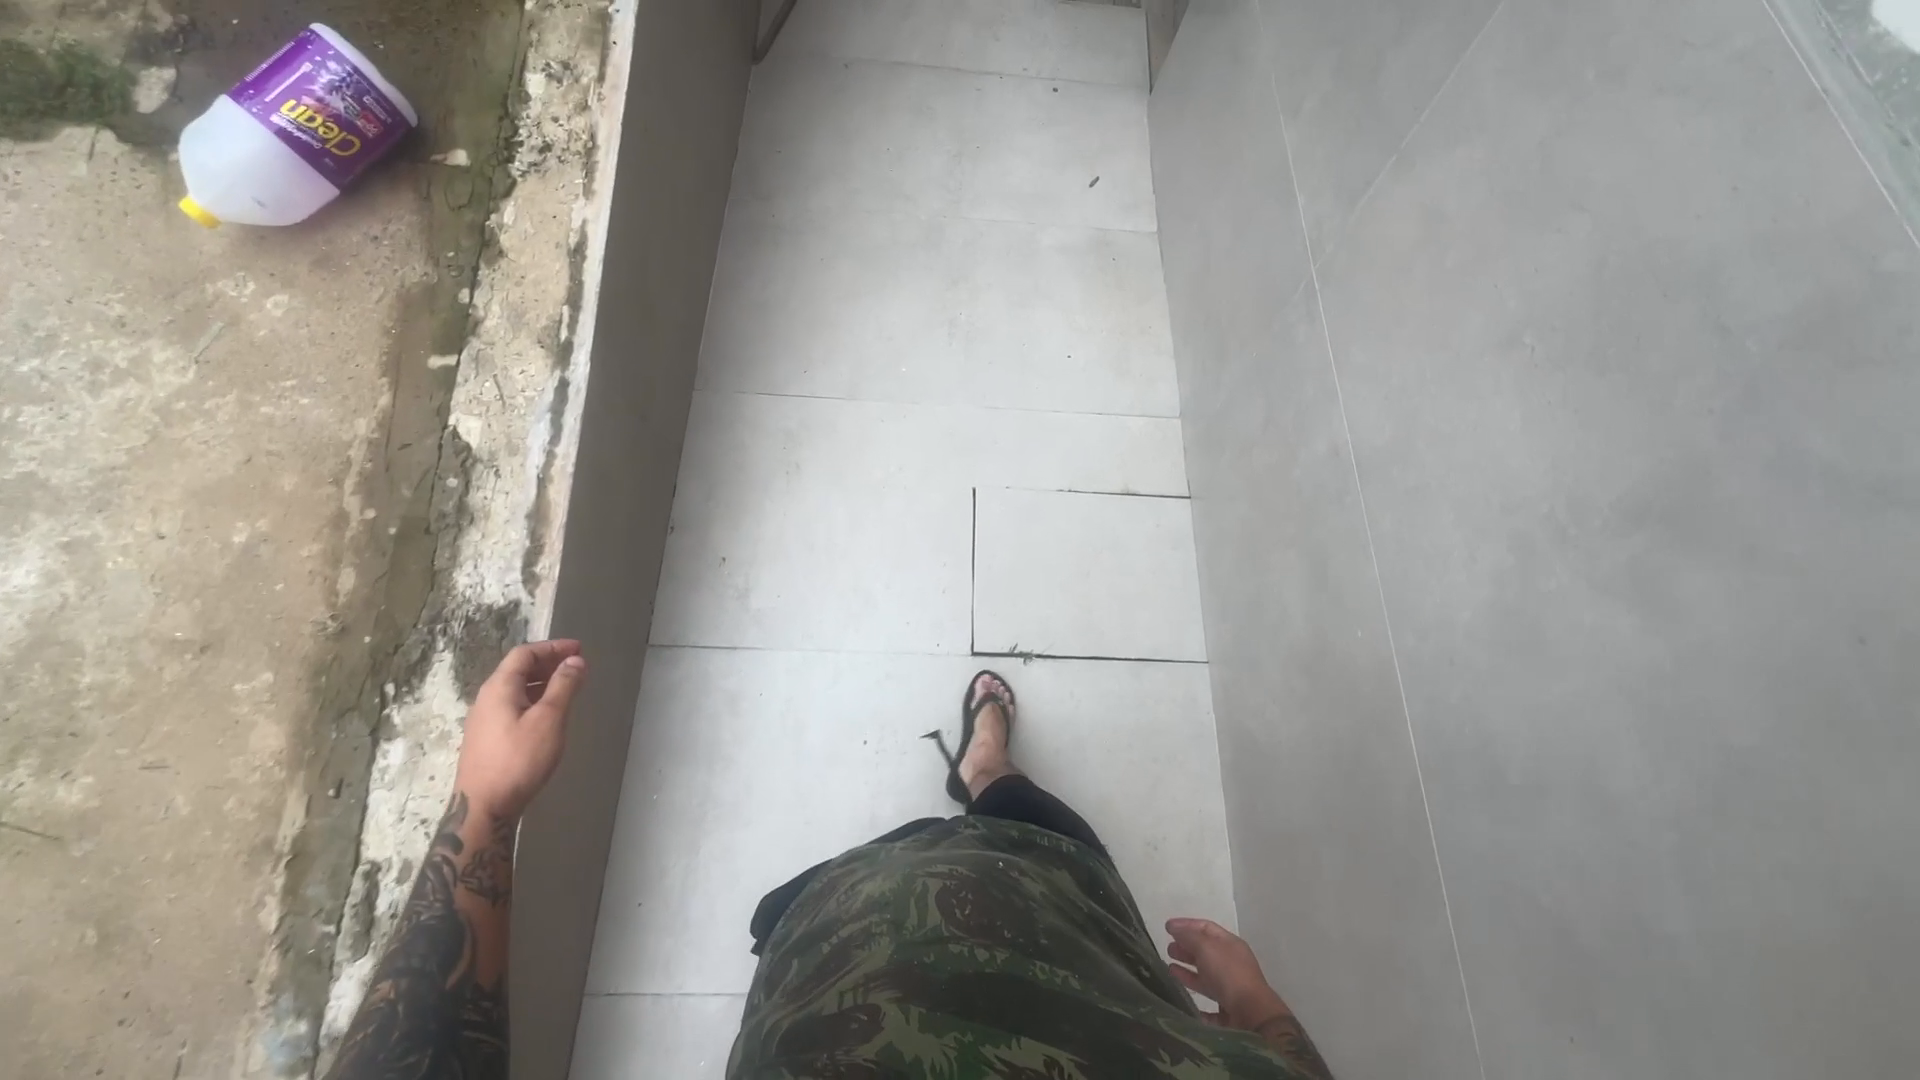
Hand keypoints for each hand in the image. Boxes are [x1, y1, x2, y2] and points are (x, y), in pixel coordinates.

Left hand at [453, 639, 587, 821]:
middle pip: (517, 670)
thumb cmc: (519, 759)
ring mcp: (484, 720)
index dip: (552, 647)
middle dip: (549, 662)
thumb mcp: (549, 719)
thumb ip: (564, 686)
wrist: (484, 807)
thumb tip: (575, 661)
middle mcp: (487, 699)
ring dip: (543, 682)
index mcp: (499, 688)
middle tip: (577, 665)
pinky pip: (513, 706)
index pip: (524, 654)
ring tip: (569, 687)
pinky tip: (549, 714)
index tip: (579, 649)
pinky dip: (535, 699)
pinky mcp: (487, 739)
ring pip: (516, 689)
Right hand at [1165, 917, 1290, 1031]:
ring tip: (1170, 969)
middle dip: (1186, 948)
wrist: (1253, 1016)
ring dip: (1188, 971)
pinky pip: (1210, 1005)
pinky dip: (1196, 1002)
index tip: (1167, 927)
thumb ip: (1188, 936)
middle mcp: (1232, 964)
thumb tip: (1173, 927)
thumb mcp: (1206, 947)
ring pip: (1206, 977)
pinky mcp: (1229, 1012)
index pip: (1206, 928)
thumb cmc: (1229, 975)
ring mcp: (1232, 989)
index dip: (1186, 925)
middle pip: (1206, 952)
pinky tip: (1183, 999)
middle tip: (1168, 949)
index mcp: (1230, 945)